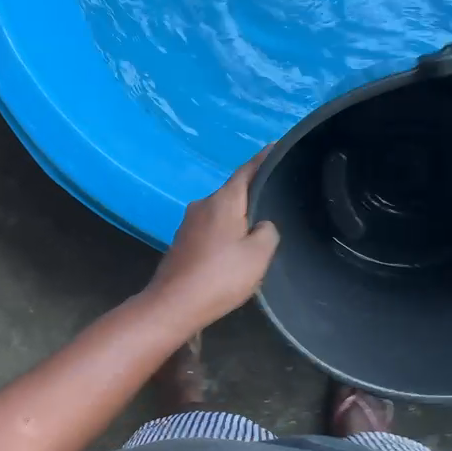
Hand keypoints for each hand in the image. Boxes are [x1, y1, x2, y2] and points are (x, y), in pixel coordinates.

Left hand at [144, 152, 280, 329]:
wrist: (174, 304)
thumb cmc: (220, 276)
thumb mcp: (258, 255)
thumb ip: (267, 231)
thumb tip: (261, 224)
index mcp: (223, 200)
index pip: (247, 170)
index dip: (263, 158)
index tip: (278, 146)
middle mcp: (203, 204)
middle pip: (233, 191)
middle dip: (253, 192)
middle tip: (278, 197)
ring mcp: (189, 222)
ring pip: (221, 210)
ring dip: (238, 215)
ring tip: (260, 225)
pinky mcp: (183, 240)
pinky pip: (211, 226)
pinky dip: (225, 230)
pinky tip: (235, 245)